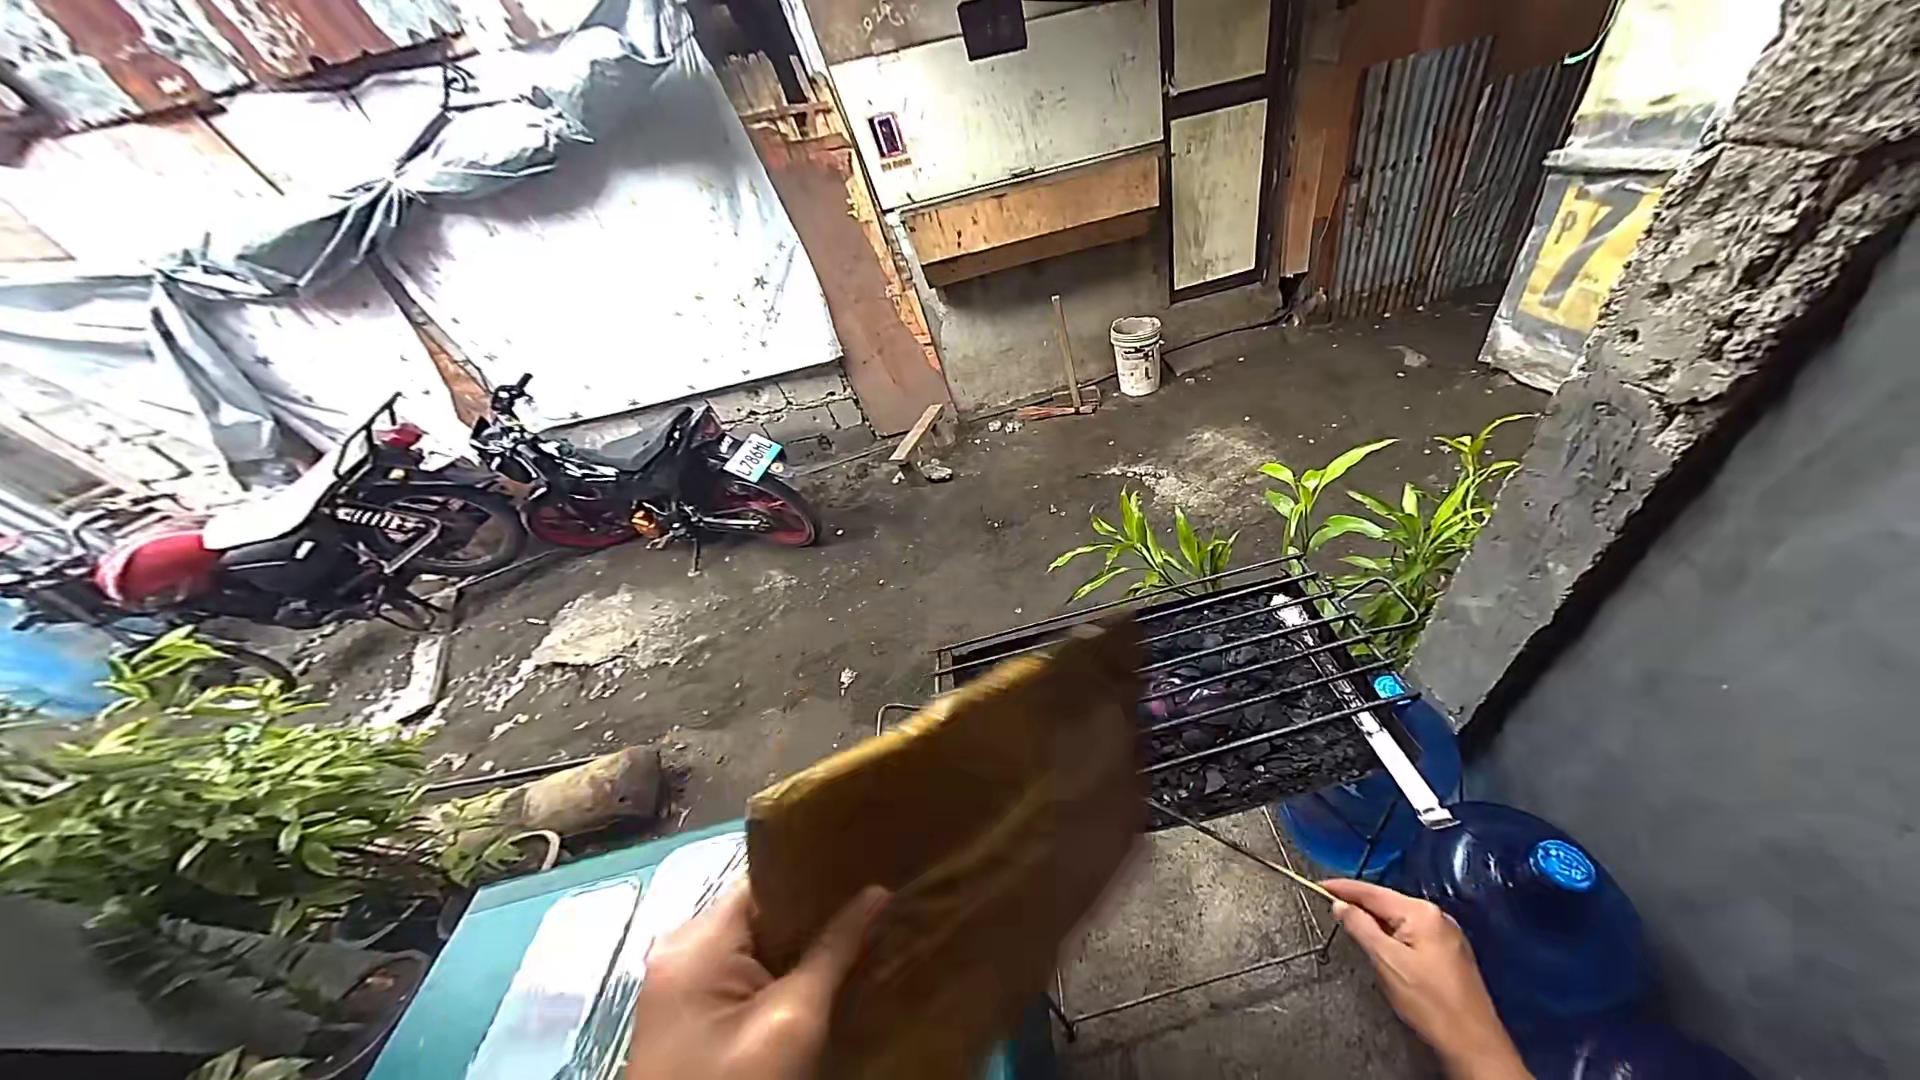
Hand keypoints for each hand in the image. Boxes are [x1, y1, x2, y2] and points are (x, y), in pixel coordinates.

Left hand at [626, 882, 888, 1079]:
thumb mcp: (795, 1021)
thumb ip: (836, 950)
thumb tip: (878, 892)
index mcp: (698, 940)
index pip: (768, 881)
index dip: (817, 878)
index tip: (863, 874)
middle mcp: (682, 948)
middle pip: (762, 910)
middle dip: (814, 912)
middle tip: (868, 905)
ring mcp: (681, 982)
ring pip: (755, 940)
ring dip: (799, 943)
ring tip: (853, 930)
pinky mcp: (687, 1013)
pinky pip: (741, 970)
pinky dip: (777, 970)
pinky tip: (818, 972)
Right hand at [1321, 879, 1530, 1079]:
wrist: (1476, 1048)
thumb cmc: (1429, 1002)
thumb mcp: (1386, 961)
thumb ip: (1359, 926)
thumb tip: (1340, 905)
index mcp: (1422, 913)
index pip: (1371, 892)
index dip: (1341, 888)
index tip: (1318, 885)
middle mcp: (1437, 917)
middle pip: (1386, 903)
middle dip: (1358, 905)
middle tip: (1330, 907)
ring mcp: (1447, 935)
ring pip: (1398, 918)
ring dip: (1374, 920)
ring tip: (1349, 923)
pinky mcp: (1450, 953)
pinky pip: (1411, 932)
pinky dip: (1390, 933)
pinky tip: (1379, 942)